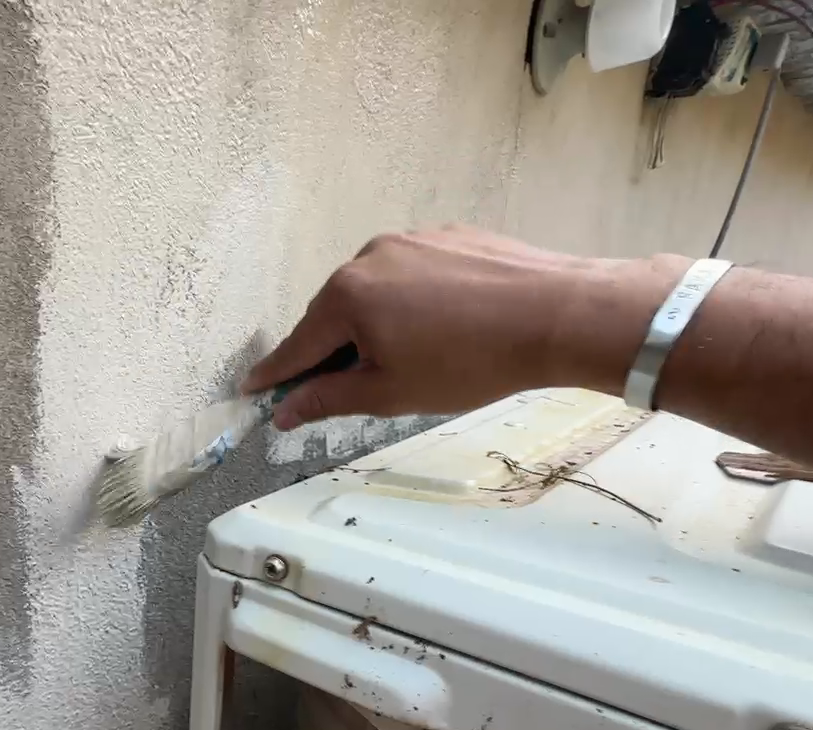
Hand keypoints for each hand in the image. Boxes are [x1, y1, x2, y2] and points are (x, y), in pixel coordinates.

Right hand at [241, 227, 682, 428]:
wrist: (561, 315)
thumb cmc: (467, 362)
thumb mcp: (387, 392)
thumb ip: (326, 399)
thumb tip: (283, 413)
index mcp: (347, 295)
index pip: (297, 345)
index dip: (274, 374)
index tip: (251, 388)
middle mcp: (369, 256)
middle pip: (331, 315)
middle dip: (329, 350)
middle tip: (342, 385)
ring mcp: (411, 239)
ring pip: (369, 292)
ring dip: (368, 325)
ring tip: (399, 356)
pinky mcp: (448, 234)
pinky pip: (406, 273)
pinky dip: (404, 302)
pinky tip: (434, 326)